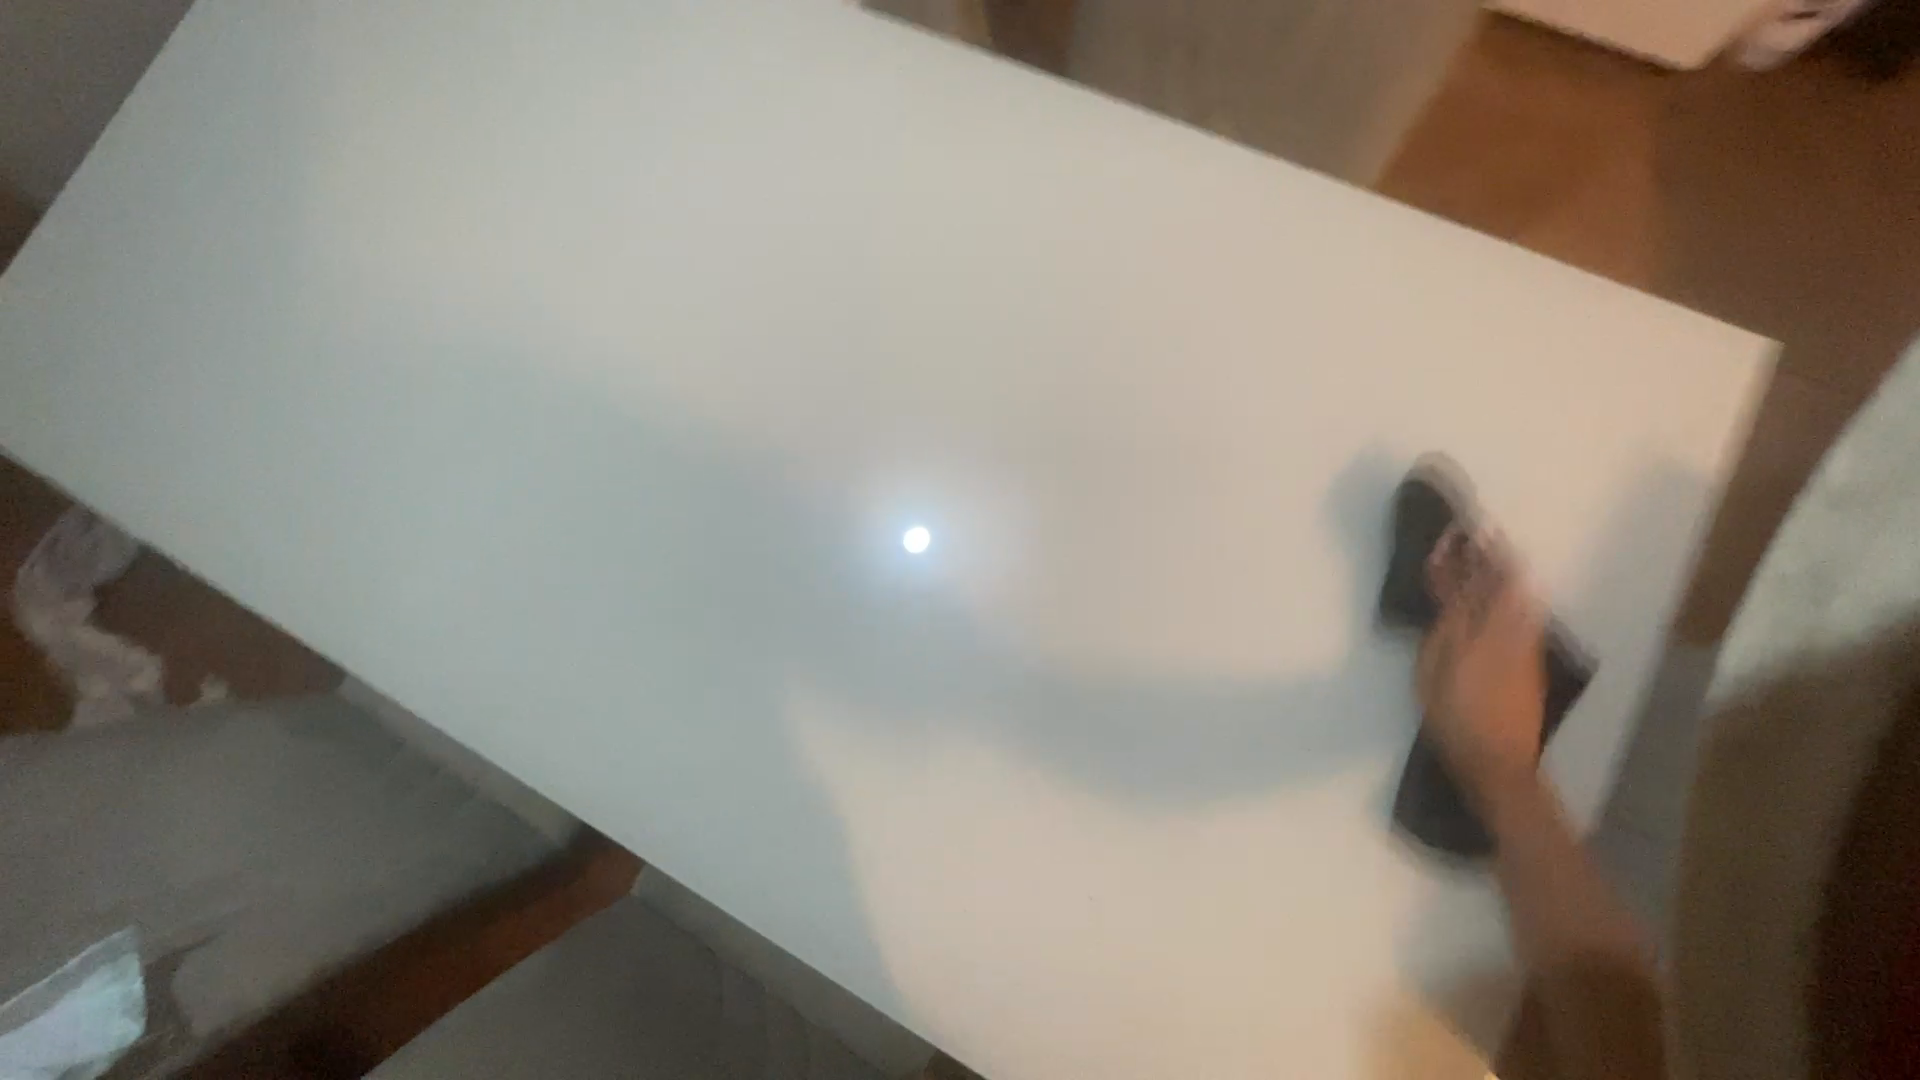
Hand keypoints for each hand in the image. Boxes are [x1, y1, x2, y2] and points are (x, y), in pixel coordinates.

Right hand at [1415, 529, 1547, 808]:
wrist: (1499, 760)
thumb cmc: (1453, 718)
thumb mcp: (1432, 674)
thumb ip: (1442, 633)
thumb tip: (1451, 600)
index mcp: (1478, 634)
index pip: (1467, 585)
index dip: (1459, 559)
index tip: (1453, 533)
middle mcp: (1507, 633)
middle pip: (1501, 585)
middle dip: (1490, 556)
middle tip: (1481, 531)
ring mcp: (1523, 647)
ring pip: (1519, 597)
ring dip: (1506, 570)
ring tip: (1497, 550)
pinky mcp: (1529, 661)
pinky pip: (1525, 612)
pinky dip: (1517, 591)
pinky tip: (1515, 588)